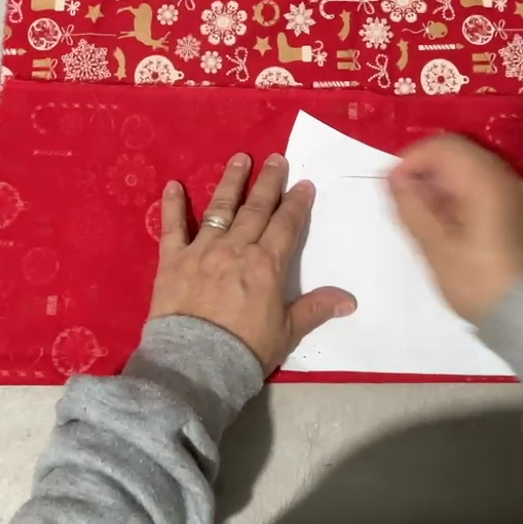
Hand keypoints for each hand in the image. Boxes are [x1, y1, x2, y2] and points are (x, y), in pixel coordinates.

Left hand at [152, 152, 356, 371]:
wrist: (196, 364)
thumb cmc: (246, 349)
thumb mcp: (287, 332)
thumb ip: (315, 309)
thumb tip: (350, 300)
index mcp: (266, 264)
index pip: (286, 225)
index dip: (296, 203)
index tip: (303, 183)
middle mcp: (236, 248)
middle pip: (256, 209)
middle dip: (269, 182)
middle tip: (276, 158)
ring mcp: (202, 250)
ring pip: (220, 208)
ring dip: (231, 182)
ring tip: (240, 159)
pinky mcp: (172, 260)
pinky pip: (172, 228)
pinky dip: (172, 206)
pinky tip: (173, 185)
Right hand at [388, 134, 522, 322]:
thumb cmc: (477, 280)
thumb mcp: (435, 245)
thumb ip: (411, 205)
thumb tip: (392, 177)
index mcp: (484, 180)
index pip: (441, 146)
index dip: (411, 160)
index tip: (394, 188)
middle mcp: (502, 175)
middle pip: (455, 151)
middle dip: (424, 169)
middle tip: (406, 201)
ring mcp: (511, 189)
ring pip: (466, 165)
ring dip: (439, 181)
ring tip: (423, 214)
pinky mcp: (513, 205)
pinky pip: (479, 181)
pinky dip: (456, 190)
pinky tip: (445, 220)